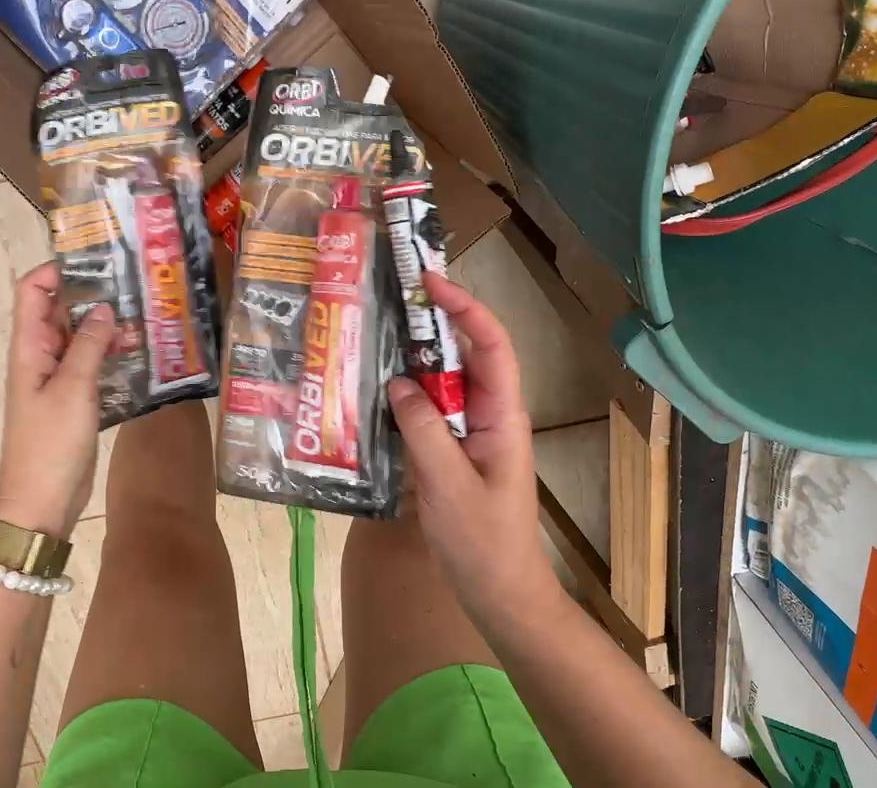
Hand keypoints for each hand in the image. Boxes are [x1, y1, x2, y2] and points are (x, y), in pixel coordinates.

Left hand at [0, 262, 115, 538]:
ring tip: (145, 313)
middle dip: (92, 293)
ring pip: (80, 336)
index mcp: (29, 347)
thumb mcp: (73, 389)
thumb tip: (104, 306)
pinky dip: (111, 351)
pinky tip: (142, 350)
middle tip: (135, 283)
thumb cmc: (50, 444)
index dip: (57, 270)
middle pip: (60, 309)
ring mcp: (57, 377)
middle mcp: (40, 355)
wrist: (41, 503)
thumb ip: (89, 344)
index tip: (97, 262)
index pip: (32, 290)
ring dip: (106, 324)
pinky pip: (91, 362)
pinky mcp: (74, 397)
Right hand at [387, 272, 561, 625]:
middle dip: (434, 321)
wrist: (500, 594)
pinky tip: (375, 389)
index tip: (430, 282)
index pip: (491, 345)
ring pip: (444, 381)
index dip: (465, 308)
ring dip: (415, 357)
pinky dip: (406, 393)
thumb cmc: (484, 543)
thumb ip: (423, 430)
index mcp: (501, 415)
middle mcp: (487, 414)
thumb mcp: (449, 485)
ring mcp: (469, 432)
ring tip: (375, 333)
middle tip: (391, 299)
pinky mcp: (451, 450)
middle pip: (466, 354)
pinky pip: (429, 409)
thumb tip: (396, 382)